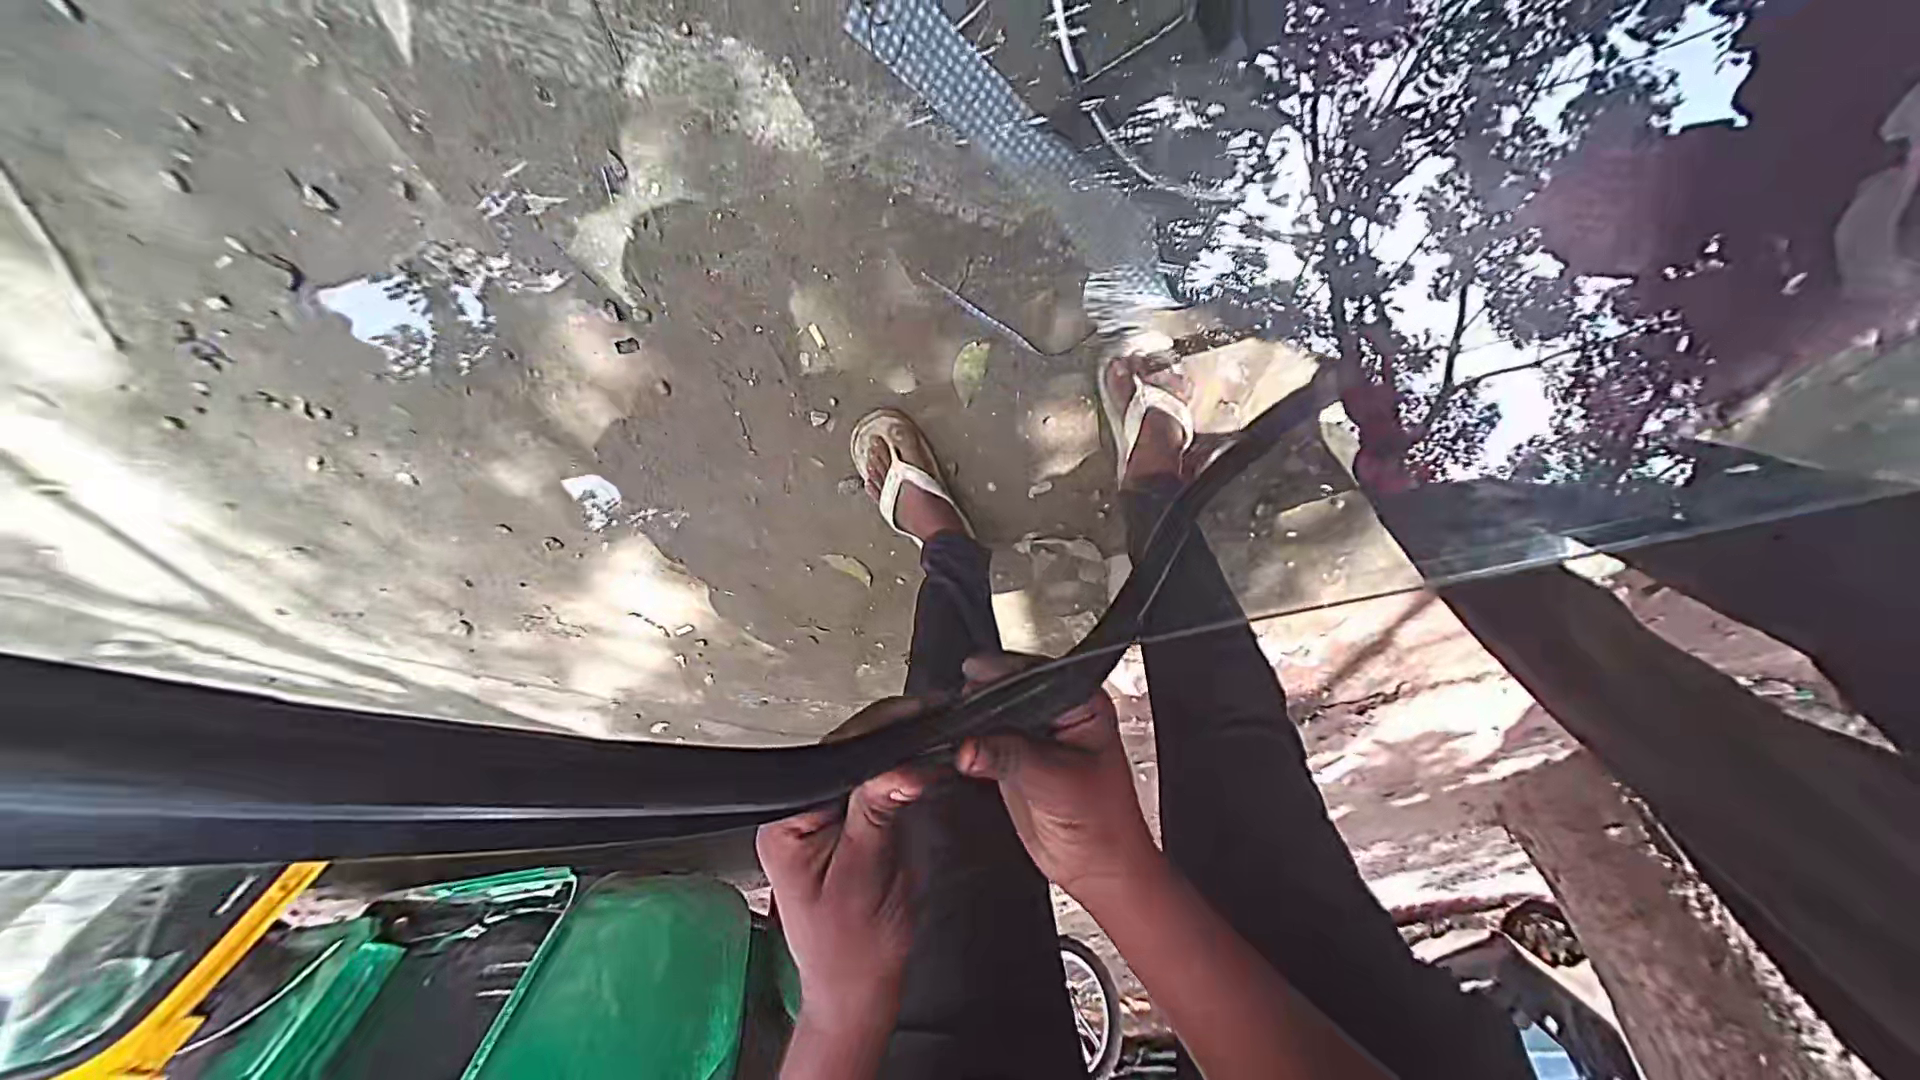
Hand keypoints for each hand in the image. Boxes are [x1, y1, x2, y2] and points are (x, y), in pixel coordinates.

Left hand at [757, 768, 925, 1035]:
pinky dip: (893, 791)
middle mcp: (794, 815)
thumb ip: (876, 813)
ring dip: (892, 774)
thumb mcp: (864, 876)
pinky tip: (909, 793)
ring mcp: (819, 819)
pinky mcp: (843, 825)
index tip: (908, 756)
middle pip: (844, 762)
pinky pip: (869, 792)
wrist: (861, 989)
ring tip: (916, 783)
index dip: (872, 755)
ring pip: (861, 772)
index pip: (829, 764)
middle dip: (884, 763)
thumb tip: (901, 767)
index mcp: (783, 825)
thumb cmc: (852, 950)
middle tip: (919, 770)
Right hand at [955, 653, 1160, 898]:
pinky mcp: (1013, 760)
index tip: (972, 676)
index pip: (1035, 676)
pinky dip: (965, 749)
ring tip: (948, 729)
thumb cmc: (1104, 825)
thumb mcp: (1057, 782)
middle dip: (979, 700)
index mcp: (1081, 705)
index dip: (1001, 674)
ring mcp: (1033, 737)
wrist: (1098, 870)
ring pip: (992, 718)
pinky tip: (950, 752)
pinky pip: (983, 746)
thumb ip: (1011, 757)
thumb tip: (969, 746)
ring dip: (969, 725)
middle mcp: (1055, 715)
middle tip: (954, 708)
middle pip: (1008, 693)